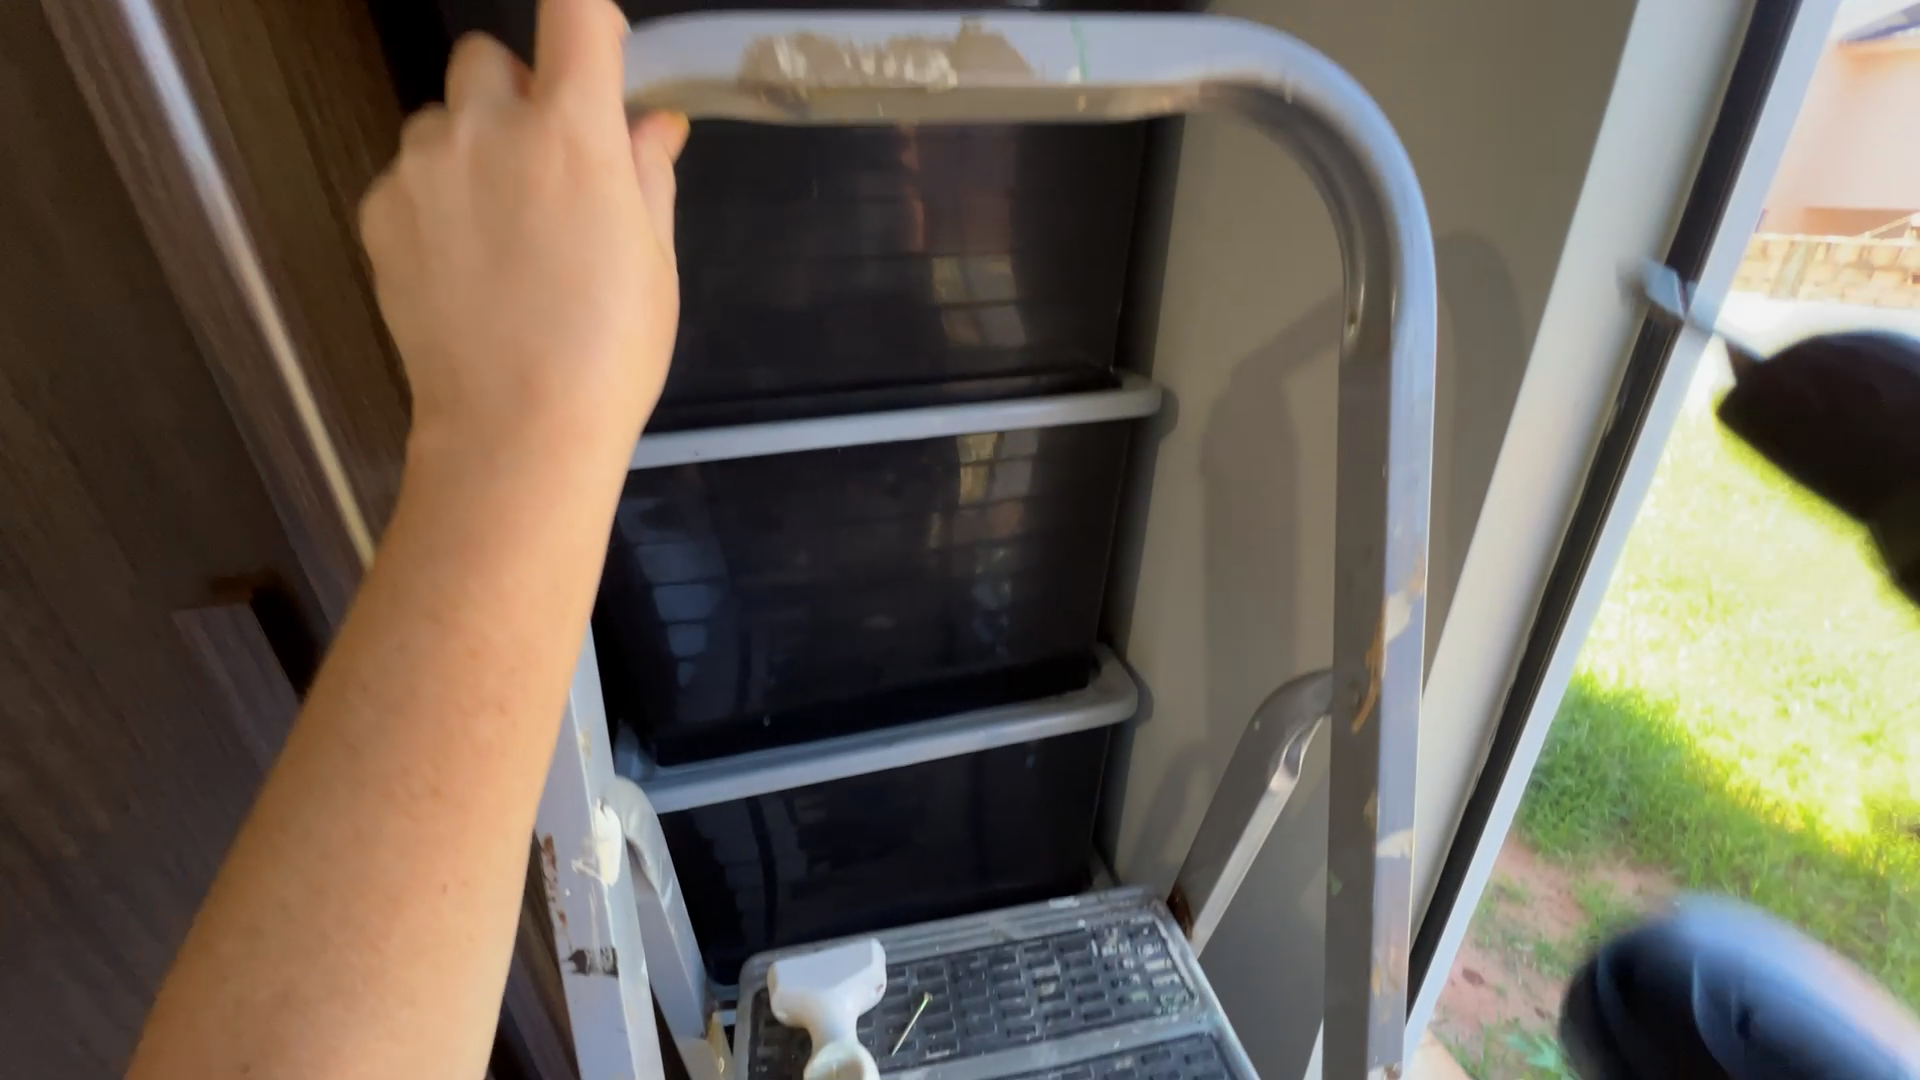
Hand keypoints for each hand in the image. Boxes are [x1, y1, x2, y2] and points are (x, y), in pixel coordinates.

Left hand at [358, 0, 687, 470]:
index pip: (574, 14)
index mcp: (573, 136)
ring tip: (512, 236)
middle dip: (526, 98)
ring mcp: (419, 167)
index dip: (592, 23)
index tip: (603, 59)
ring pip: (445, 119)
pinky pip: (413, 173)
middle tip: (558, 177)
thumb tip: (656, 124)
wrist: (519, 429)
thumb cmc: (614, 351)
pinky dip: (445, 197)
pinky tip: (474, 268)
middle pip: (491, 58)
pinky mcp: (378, 209)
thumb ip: (650, 176)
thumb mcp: (655, 264)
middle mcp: (484, 128)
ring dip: (480, 148)